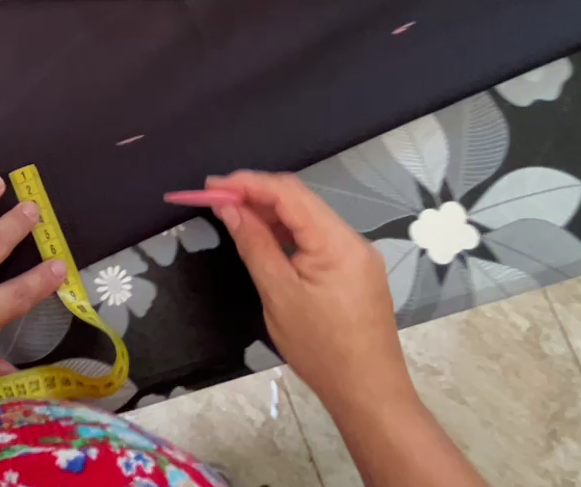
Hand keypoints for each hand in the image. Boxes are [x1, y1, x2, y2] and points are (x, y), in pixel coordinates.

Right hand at [206, 171, 414, 414]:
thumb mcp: (278, 294)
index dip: (246, 183)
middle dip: (254, 193)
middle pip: (298, 199)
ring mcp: (355, 254)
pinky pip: (313, 235)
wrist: (370, 396)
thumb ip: (253, 243)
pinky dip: (284, 230)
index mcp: (337, 242)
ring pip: (305, 216)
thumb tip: (228, 207)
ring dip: (268, 211)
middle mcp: (351, 239)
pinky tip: (261, 236)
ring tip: (232, 215)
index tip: (210, 186)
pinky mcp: (352, 269)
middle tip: (215, 198)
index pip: (288, 193)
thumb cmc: (322, 348)